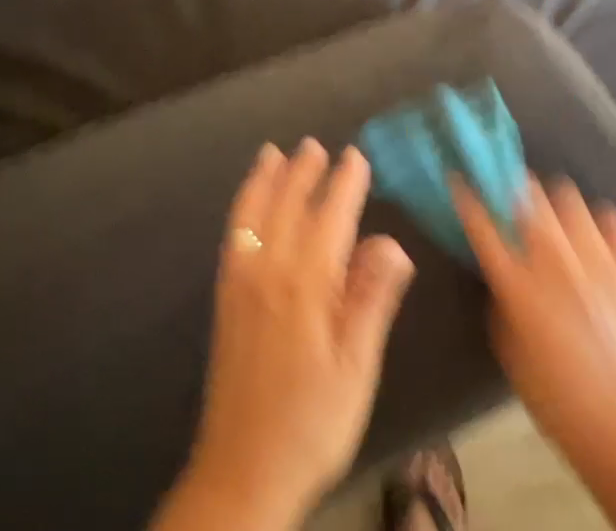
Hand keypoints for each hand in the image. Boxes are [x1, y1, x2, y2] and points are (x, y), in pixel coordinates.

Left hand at [178, 140, 416, 524]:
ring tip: (274, 154)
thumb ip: (371, 299)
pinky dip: (241, 211)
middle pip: (287, 209)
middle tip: (317, 145)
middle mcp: (268, 274)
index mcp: (306, 286)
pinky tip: (247, 208)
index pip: (330, 219)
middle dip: (303, 174)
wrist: (242, 471)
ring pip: (252, 218)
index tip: (356, 156)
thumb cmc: (313, 422)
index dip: (345, 186)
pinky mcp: (225, 303)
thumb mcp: (357, 366)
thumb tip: (390, 243)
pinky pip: (233, 240)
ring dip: (265, 182)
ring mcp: (240, 287)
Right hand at [452, 177, 615, 451]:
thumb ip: (502, 297)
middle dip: (516, 190)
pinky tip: (595, 237)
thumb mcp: (507, 345)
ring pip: (574, 203)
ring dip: (557, 204)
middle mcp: (556, 264)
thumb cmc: (549, 393)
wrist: (614, 421)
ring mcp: (598, 264)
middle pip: (531, 200)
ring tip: (556, 216)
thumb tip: (503, 269)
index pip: (484, 227)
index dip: (469, 198)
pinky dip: (602, 225)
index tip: (460, 180)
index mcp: (518, 285)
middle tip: (514, 197)